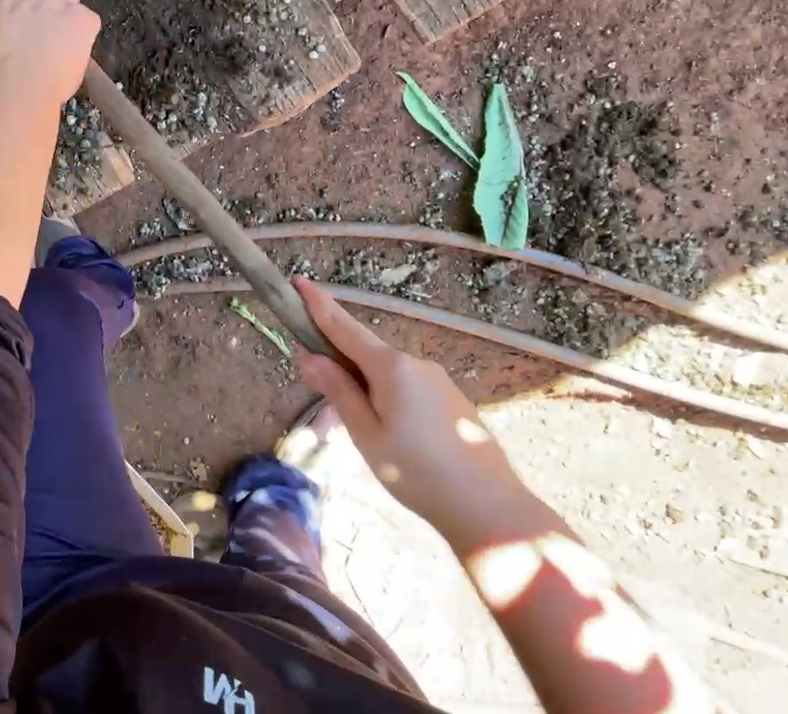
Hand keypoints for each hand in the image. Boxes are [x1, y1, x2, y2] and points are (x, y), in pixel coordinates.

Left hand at [0, 0, 99, 110]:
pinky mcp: (9, 7)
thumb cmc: (54, 84)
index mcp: (84, 22)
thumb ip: (76, 50)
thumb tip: (69, 49)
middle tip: (58, 24)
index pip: (89, 18)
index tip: (76, 39)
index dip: (82, 29)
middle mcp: (60, 6)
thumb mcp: (77, 70)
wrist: (22, 83)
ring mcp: (33, 3)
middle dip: (65, 8)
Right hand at [294, 277, 533, 547]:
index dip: (318, 305)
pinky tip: (388, 432)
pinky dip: (384, 394)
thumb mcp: (365, 433)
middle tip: (316, 383)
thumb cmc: (417, 471)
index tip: (298, 280)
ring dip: (362, 383)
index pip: (344, 328)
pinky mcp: (450, 400)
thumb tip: (310, 357)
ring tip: (359, 426)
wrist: (489, 508)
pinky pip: (404, 386)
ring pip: (384, 372)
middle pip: (363, 350)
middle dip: (336, 358)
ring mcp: (437, 380)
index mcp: (391, 367)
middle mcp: (415, 363)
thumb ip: (337, 390)